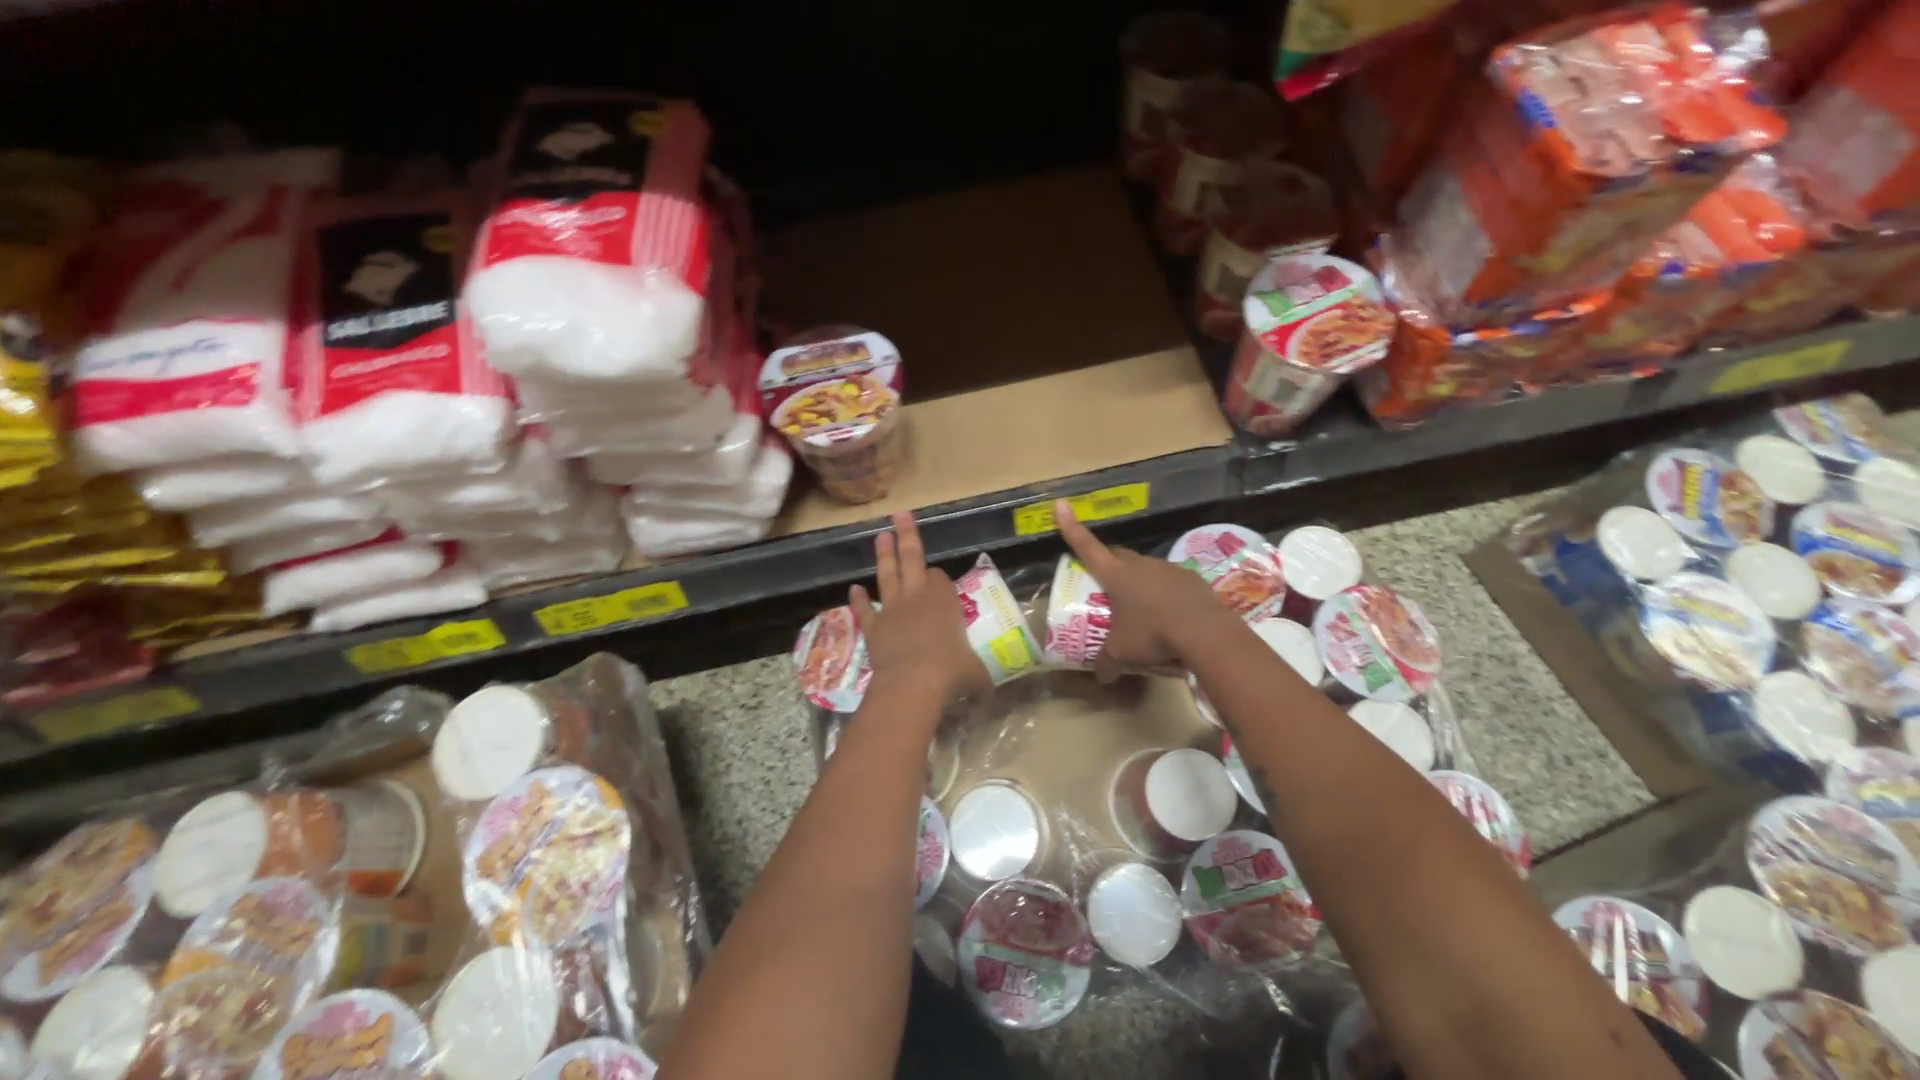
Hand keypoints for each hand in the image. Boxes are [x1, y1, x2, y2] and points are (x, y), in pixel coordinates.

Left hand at [850, 510, 990, 702]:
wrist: (912, 683)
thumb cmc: (951, 673)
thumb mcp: (975, 675)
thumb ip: (977, 677)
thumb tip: (986, 693)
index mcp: (946, 602)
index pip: (940, 579)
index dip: (938, 579)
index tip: (938, 583)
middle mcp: (918, 598)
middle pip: (912, 559)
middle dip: (908, 535)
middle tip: (900, 514)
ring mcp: (892, 611)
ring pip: (887, 575)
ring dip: (884, 555)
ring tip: (880, 535)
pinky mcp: (873, 628)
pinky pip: (865, 610)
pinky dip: (859, 599)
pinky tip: (854, 588)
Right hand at [1054, 499, 1232, 680]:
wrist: (1204, 631)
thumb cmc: (1152, 634)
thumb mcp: (1123, 652)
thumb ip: (1107, 662)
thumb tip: (1102, 678)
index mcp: (1116, 574)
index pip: (1087, 546)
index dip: (1071, 527)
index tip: (1061, 505)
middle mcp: (1140, 565)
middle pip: (1118, 555)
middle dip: (1108, 562)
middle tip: (1105, 582)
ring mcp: (1168, 569)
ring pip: (1147, 570)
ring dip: (1140, 583)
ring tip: (1142, 609)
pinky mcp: (1191, 579)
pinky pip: (1171, 582)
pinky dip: (1165, 594)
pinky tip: (1170, 615)